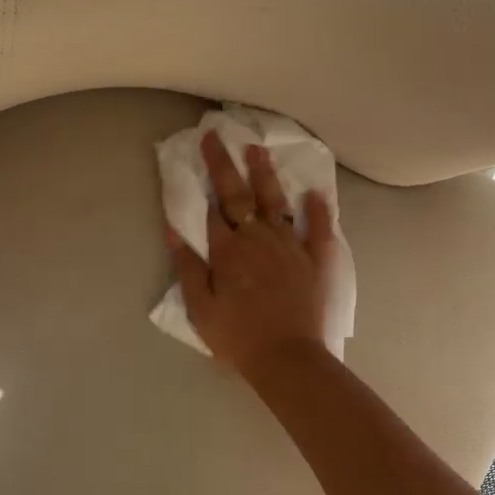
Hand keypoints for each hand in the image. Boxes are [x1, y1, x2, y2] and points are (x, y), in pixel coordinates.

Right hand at [165, 130, 337, 373]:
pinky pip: (319, 228)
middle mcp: (258, 238)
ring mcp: (290, 246)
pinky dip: (318, 209)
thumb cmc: (238, 337)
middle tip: (217, 135)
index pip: (214, 207)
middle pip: (240, 194)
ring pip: (276, 202)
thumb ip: (189, 268)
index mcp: (228, 251)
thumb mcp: (201, 308)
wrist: (288, 358)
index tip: (202, 149)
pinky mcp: (316, 260)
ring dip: (266, 174)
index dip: (207, 177)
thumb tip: (175, 230)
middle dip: (226, 163)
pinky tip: (315, 192)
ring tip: (259, 149)